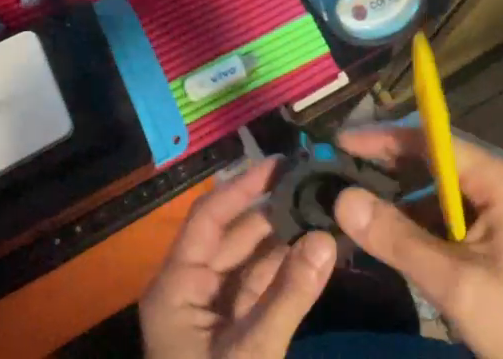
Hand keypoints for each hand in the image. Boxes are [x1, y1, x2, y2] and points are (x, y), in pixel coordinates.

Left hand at [141, 156, 337, 358]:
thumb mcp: (250, 353)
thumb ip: (287, 296)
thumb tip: (326, 237)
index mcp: (176, 286)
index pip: (208, 219)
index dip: (243, 188)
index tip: (282, 163)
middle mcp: (192, 289)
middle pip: (233, 235)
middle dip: (273, 211)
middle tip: (316, 183)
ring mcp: (215, 311)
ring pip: (251, 261)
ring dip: (286, 239)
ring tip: (325, 209)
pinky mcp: (236, 332)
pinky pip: (262, 288)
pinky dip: (289, 271)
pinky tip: (319, 250)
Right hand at [333, 125, 502, 358]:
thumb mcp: (454, 282)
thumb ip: (397, 239)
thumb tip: (341, 198)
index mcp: (498, 178)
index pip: (431, 140)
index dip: (383, 139)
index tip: (338, 143)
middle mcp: (497, 182)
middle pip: (430, 160)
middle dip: (384, 167)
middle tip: (335, 174)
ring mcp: (496, 209)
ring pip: (433, 190)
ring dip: (395, 198)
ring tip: (349, 205)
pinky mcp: (491, 236)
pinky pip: (443, 216)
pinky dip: (412, 223)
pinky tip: (381, 236)